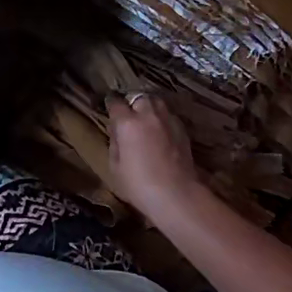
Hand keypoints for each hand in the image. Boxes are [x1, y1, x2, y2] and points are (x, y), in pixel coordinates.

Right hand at [106, 92, 201, 215]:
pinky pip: (169, 116)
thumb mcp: (115, 167)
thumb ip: (114, 143)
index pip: (116, 103)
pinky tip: (160, 131)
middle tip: (129, 115)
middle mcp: (148, 115)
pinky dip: (162, 119)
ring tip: (145, 119)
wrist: (176, 194)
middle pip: (139, 97)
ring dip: (149, 107)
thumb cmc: (139, 184)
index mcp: (128, 123)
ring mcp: (168, 120)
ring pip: (157, 102)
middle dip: (132, 102)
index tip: (109, 106)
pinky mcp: (183, 130)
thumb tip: (117, 132)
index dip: (111, 103)